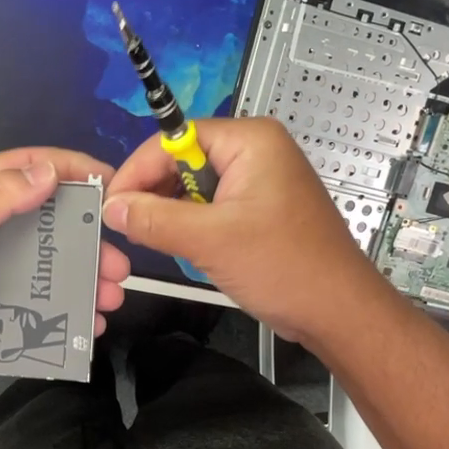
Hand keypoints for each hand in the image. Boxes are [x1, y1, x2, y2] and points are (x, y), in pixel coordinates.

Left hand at [0, 148, 129, 398]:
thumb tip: (45, 172)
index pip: (25, 168)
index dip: (68, 169)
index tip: (108, 180)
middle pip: (49, 222)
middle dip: (88, 239)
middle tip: (117, 259)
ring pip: (53, 266)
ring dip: (86, 278)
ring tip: (111, 295)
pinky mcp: (2, 308)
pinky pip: (44, 303)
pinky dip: (71, 310)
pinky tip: (90, 321)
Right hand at [103, 117, 392, 345]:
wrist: (337, 310)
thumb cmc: (284, 267)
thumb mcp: (209, 241)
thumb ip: (154, 220)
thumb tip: (113, 207)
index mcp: (251, 141)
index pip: (175, 138)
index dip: (138, 171)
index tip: (112, 205)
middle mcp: (258, 151)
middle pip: (184, 161)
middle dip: (157, 195)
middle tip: (133, 228)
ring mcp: (262, 182)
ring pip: (196, 189)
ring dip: (176, 216)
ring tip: (166, 243)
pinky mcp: (262, 210)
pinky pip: (214, 208)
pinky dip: (196, 227)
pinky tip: (192, 250)